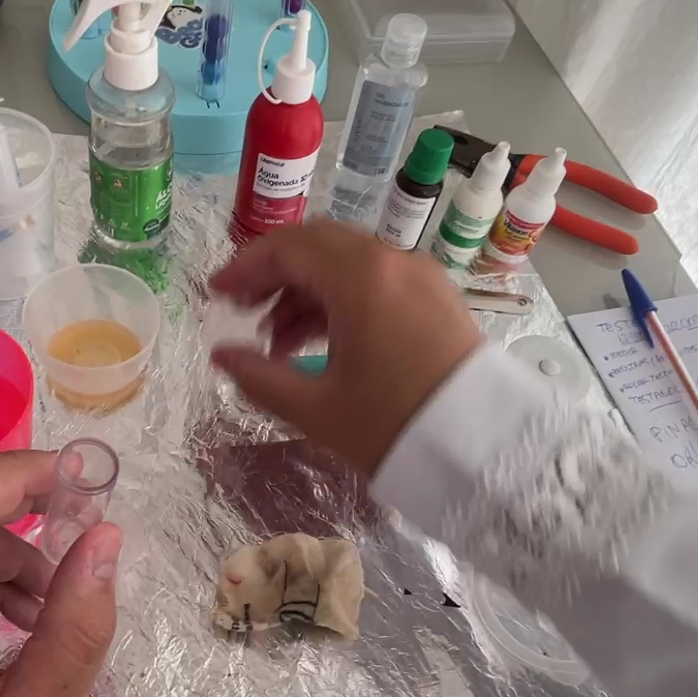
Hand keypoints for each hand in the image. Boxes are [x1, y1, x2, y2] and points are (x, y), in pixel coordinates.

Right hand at [208, 222, 481, 474]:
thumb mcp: (315, 409)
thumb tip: (220, 355)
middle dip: (274, 274)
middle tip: (244, 312)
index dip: (244, 268)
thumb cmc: (392, 428)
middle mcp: (392, 261)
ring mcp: (420, 276)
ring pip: (348, 263)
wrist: (481, 450)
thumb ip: (258, 377)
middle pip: (317, 246)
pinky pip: (377, 280)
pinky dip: (341, 298)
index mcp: (360, 278)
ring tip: (280, 341)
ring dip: (306, 290)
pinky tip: (324, 341)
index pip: (287, 249)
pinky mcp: (436, 297)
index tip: (216, 294)